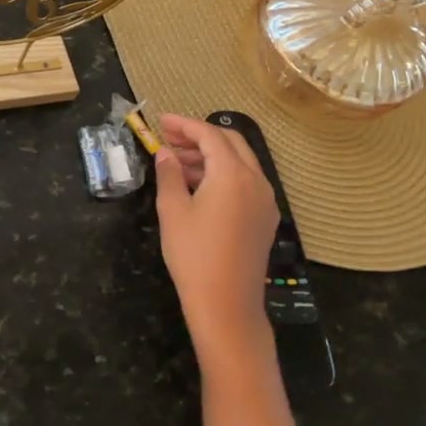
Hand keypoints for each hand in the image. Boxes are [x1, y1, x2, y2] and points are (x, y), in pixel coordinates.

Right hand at [154, 113, 280, 347]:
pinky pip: (245, 182)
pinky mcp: (265, 218)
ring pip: (240, 162)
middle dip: (199, 136)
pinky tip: (198, 184)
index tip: (161, 121)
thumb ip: (169, 174)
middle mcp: (256, 181)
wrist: (226, 303)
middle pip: (231, 143)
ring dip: (210, 155)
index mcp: (233, 175)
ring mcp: (265, 201)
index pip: (210, 135)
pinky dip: (222, 173)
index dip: (184, 125)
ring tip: (177, 162)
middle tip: (169, 138)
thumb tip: (165, 153)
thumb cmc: (194, 254)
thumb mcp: (173, 210)